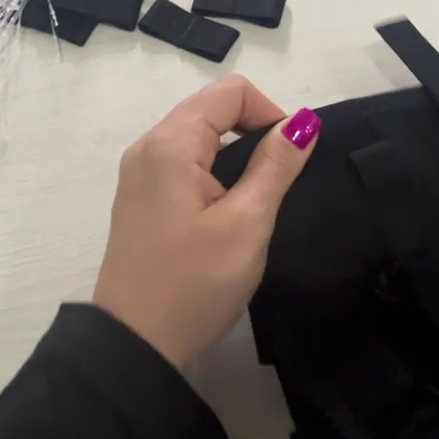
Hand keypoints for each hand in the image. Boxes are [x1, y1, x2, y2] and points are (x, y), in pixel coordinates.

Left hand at [93, 75, 320, 367]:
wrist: (135, 347)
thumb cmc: (195, 283)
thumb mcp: (247, 222)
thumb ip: (276, 165)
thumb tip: (303, 120)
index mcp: (170, 143)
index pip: (230, 92)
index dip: (270, 114)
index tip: (288, 161)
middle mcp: (148, 147)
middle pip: (212, 109)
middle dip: (253, 132)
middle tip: (275, 185)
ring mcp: (140, 174)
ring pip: (199, 136)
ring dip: (235, 155)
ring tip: (254, 202)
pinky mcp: (142, 199)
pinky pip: (184, 163)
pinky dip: (214, 172)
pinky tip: (226, 213)